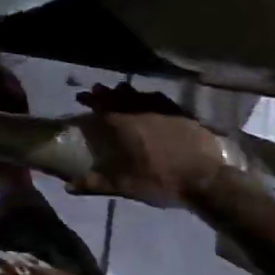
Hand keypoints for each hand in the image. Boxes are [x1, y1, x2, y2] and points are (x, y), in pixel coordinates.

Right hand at [72, 83, 232, 206]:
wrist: (206, 180)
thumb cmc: (161, 181)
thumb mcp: (125, 186)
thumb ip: (97, 183)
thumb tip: (69, 186)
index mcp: (125, 125)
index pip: (101, 106)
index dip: (90, 100)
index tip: (80, 96)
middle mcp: (141, 111)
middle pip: (119, 96)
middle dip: (106, 92)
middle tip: (97, 88)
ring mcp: (164, 110)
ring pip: (140, 95)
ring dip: (127, 91)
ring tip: (120, 88)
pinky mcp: (182, 114)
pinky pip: (161, 99)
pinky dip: (150, 97)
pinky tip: (150, 98)